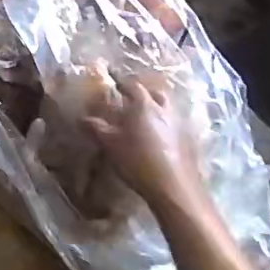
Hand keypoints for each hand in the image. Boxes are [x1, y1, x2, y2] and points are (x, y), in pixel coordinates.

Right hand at [83, 80, 212, 219]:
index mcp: (144, 104)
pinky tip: (158, 136)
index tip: (114, 82)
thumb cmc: (138, 160)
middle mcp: (163, 109)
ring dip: (157, 107)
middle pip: (155, 92)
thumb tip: (82, 117)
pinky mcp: (188, 140)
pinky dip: (165, 123)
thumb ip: (96, 128)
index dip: (122, 82)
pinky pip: (174, 123)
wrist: (174, 188)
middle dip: (144, 92)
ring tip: (145, 116)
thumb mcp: (111, 144)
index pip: (132, 85)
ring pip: (167, 107)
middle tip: (132, 98)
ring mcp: (178, 124)